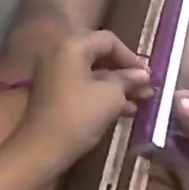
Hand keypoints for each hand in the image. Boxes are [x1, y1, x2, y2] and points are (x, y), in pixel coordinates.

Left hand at [8, 30, 150, 172]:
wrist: (40, 149)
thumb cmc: (78, 116)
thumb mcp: (110, 97)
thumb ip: (127, 80)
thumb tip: (143, 75)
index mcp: (72, 45)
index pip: (108, 40)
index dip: (131, 56)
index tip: (148, 75)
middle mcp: (60, 52)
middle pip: (99, 55)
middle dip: (125, 71)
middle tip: (147, 87)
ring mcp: (54, 72)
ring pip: (92, 72)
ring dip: (117, 85)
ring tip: (142, 101)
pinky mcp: (53, 91)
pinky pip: (82, 84)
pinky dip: (102, 93)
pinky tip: (125, 110)